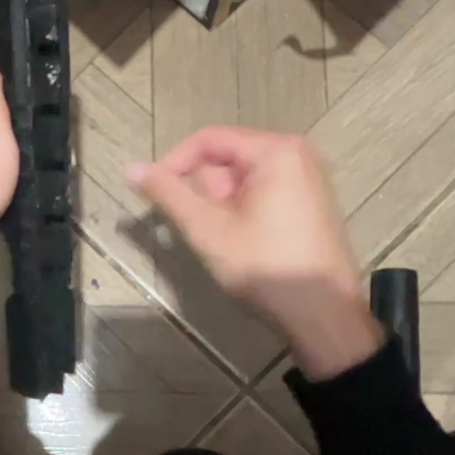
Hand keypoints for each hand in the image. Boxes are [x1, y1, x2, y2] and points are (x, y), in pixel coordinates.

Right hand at [128, 127, 381, 378]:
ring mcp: (307, 179)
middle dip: (205, 191)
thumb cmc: (264, 267)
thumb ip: (167, 194)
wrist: (323, 315)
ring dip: (221, 205)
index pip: (208, 139)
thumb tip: (131, 168)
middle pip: (226, 157)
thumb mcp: (207, 229)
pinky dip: (241, 211)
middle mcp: (296, 154)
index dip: (174, 163)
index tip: (154, 195)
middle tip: (203, 230)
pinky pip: (262, 192)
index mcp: (276, 151)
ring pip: (241, 178)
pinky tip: (243, 244)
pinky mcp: (309, 203)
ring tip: (224, 241)